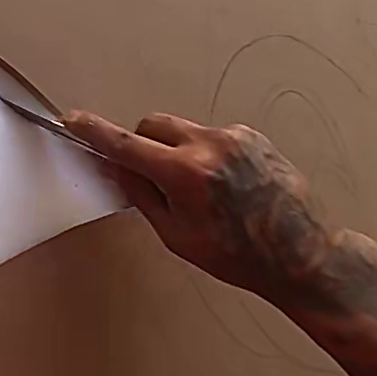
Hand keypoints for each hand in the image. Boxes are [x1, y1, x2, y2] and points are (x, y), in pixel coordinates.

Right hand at [63, 111, 336, 300]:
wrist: (303, 255)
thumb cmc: (239, 255)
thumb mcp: (176, 235)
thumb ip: (141, 194)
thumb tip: (117, 166)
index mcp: (185, 174)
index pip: (125, 144)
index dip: (94, 131)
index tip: (74, 119)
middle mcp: (209, 146)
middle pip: (151, 125)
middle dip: (141, 144)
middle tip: (149, 176)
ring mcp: (234, 137)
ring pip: (180, 129)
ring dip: (173, 149)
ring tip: (196, 189)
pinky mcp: (251, 136)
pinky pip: (208, 134)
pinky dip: (201, 152)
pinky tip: (220, 184)